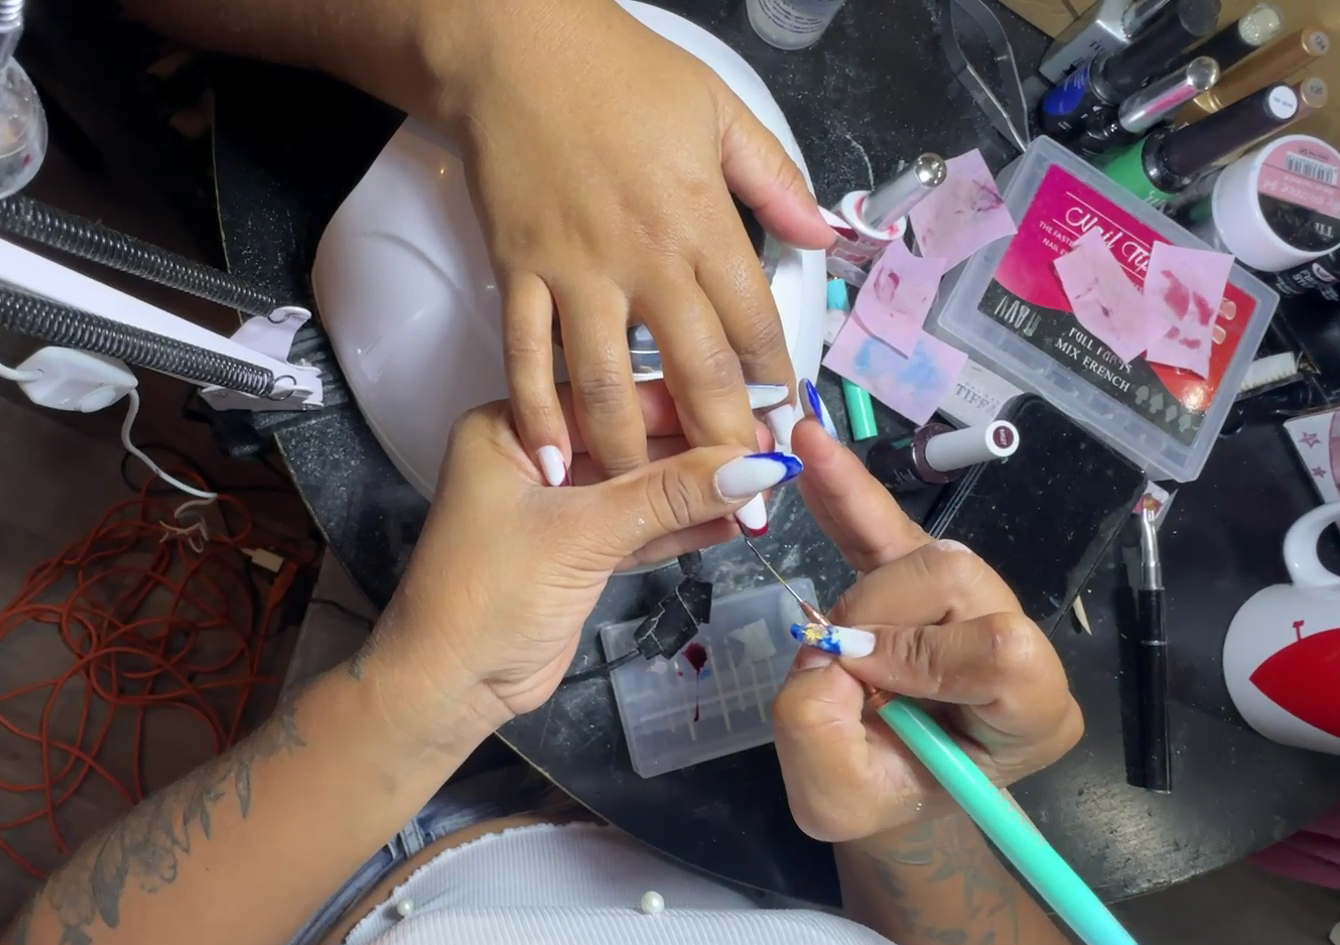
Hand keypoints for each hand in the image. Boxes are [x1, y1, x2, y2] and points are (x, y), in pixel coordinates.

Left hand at [366, 386, 801, 739]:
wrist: (453, 684)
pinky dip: (678, 530)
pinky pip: (634, 529)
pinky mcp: (575, 550)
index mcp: (510, 428)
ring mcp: (555, 506)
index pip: (609, 400)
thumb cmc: (492, 593)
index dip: (684, 407)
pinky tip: (731, 523)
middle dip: (698, 455)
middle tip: (772, 453)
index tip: (754, 410)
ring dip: (696, 495)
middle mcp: (532, 457)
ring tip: (766, 489)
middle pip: (628, 444)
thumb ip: (667, 496)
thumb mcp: (579, 534)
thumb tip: (758, 464)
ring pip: (637, 490)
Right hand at [437, 1, 833, 521]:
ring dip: (630, 449)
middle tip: (737, 498)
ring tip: (648, 500)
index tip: (785, 427)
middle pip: (692, 368)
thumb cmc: (619, 76)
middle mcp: (641, 258)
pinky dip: (538, 414)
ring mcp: (574, 273)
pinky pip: (526, 358)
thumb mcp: (718, 110)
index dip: (775, 382)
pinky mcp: (518, 277)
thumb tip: (824, 234)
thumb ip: (774, 180)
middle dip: (721, 439)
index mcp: (698, 220)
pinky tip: (554, 464)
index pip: (751, 320)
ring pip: (606, 381)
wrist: (515, 50)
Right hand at [770, 419, 1081, 842]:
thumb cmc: (872, 799)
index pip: (1005, 650)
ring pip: (927, 548)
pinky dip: (846, 491)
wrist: (886, 785)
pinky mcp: (921, 578)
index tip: (853, 677)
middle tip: (831, 651)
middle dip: (877, 610)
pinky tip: (810, 448)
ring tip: (826, 623)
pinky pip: (887, 524)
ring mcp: (975, 604)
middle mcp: (1020, 649)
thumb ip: (819, 733)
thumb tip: (819, 650)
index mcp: (1031, 716)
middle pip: (960, 580)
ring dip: (861, 578)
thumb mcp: (835, 799)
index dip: (919, 653)